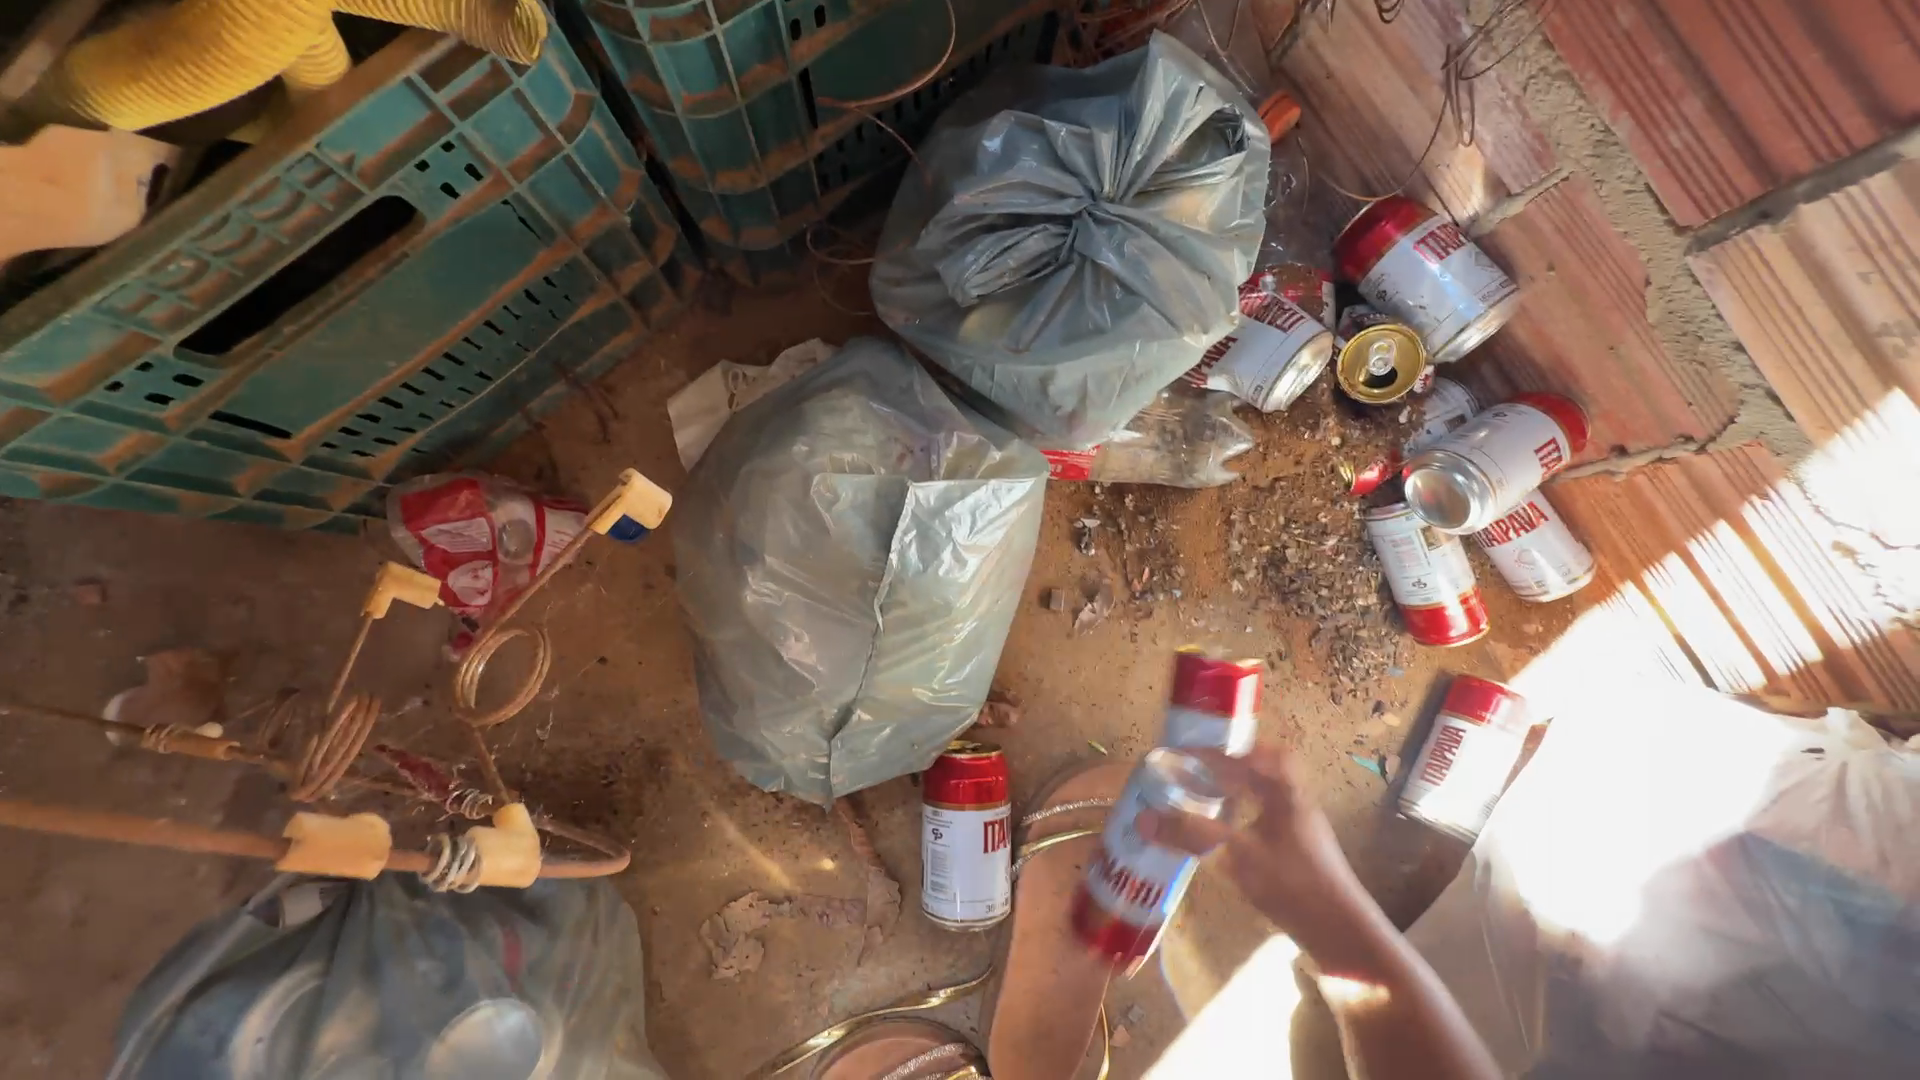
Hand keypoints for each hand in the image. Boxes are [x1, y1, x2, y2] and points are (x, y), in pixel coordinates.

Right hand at [1137, 744, 1373, 948]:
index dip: (1231, 750)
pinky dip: (1242, 820)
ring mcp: (1300, 833)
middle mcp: (1297, 806)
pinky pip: (1265, 823)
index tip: (1195, 754)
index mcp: (1289, 794)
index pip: (1264, 755)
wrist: (1343, 938)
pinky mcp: (1297, 857)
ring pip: (1266, 800)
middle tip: (1194, 775)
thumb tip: (1143, 818)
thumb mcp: (1238, 855)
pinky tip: (1222, 838)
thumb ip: (1192, 834)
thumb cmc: (1294, 884)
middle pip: (1265, 774)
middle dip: (1230, 770)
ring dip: (1237, 795)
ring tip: (1202, 800)